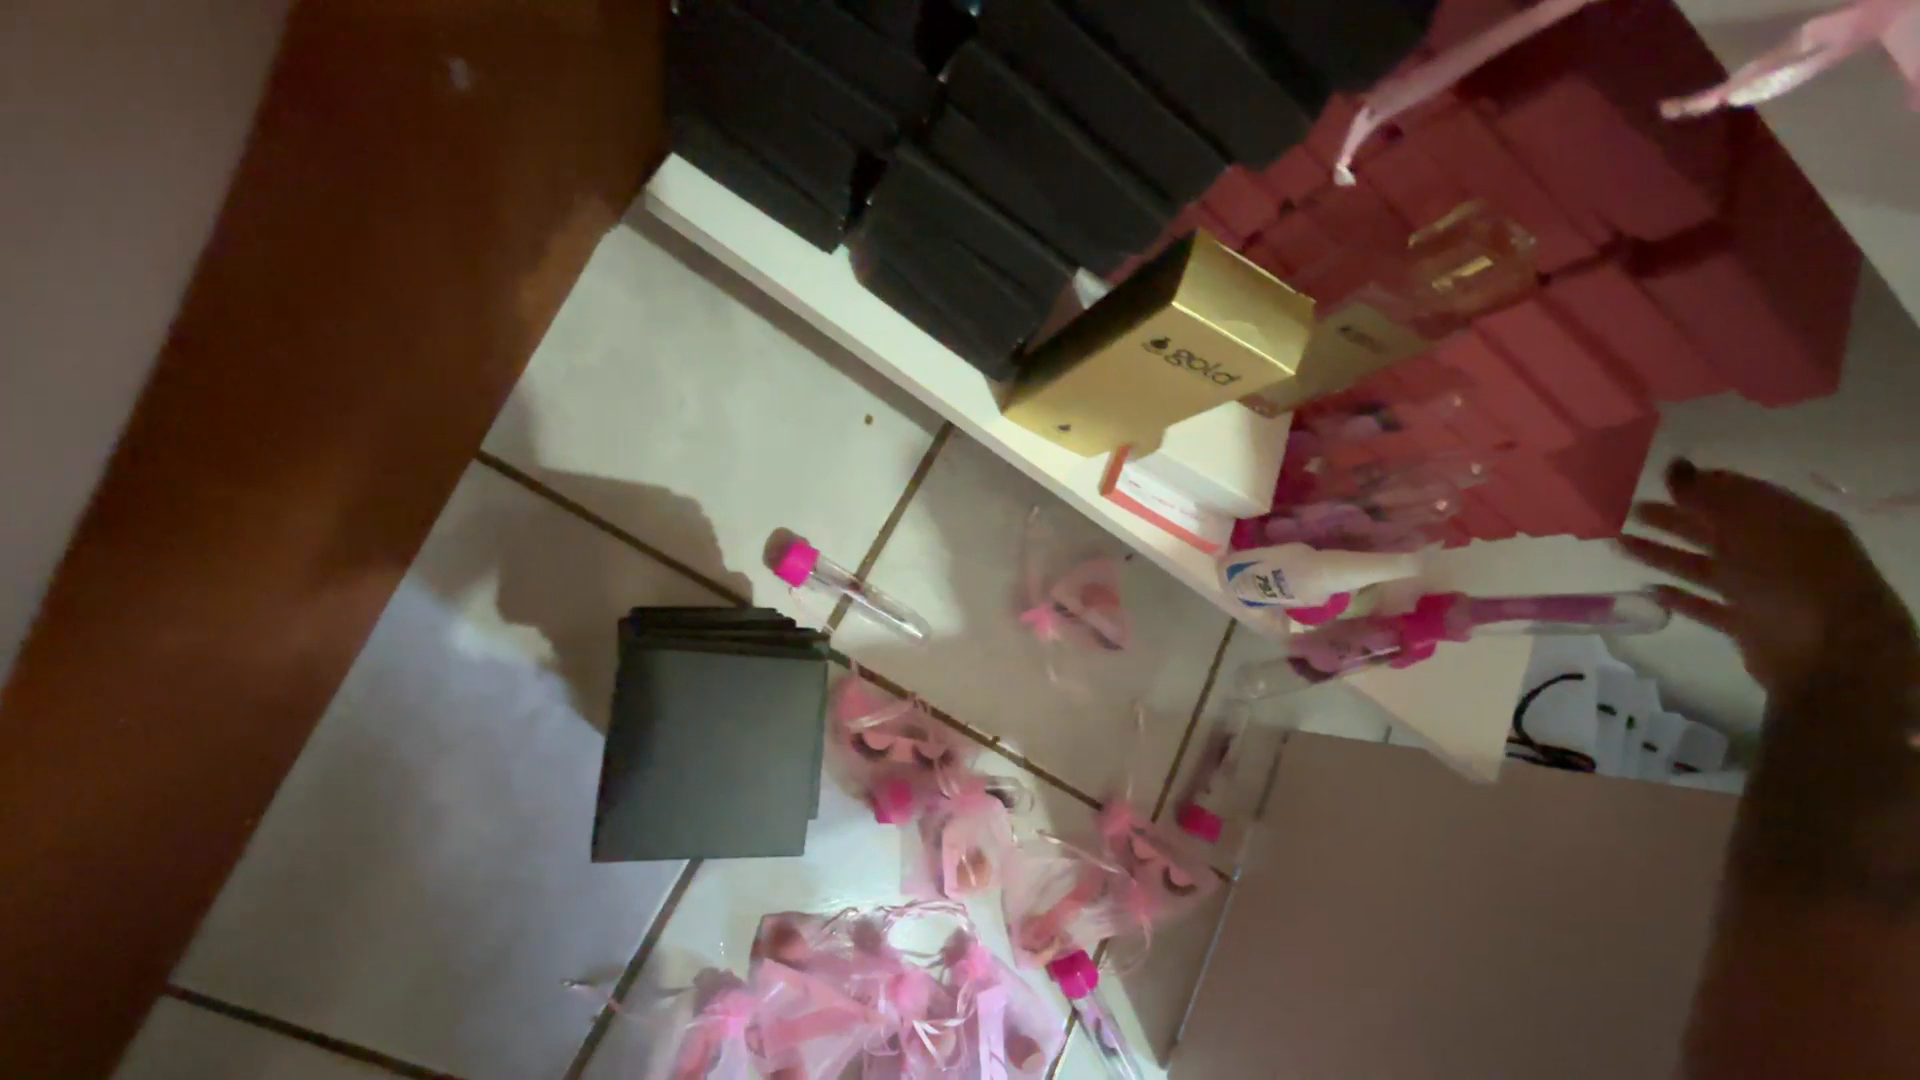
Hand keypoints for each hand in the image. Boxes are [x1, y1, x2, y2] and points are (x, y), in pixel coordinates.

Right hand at [1621, 459, 1914, 696]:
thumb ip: (1710, 497)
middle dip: (1676, 518)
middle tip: (1631, 509)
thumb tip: (1675, 466)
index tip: (1662, 477)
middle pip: (1720, 530)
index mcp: (1793, 524)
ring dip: (1663, 554)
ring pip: (1705, 566)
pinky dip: (1678, 597)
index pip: (1744, 495)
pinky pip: (1706, 605)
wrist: (1829, 654)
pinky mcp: (1748, 623)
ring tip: (1618, 544)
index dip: (1705, 485)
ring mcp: (1765, 591)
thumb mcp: (1749, 527)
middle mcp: (1780, 554)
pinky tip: (1647, 590)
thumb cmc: (1791, 578)